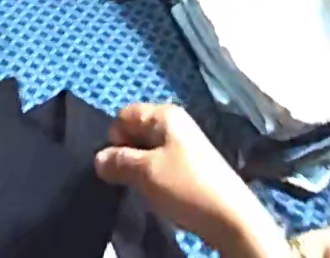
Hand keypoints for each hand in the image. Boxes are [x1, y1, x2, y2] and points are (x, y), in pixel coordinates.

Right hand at [94, 103, 288, 257]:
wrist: (230, 216)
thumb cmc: (185, 186)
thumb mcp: (146, 173)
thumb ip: (119, 162)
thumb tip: (98, 158)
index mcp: (164, 114)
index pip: (125, 114)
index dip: (113, 138)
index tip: (112, 166)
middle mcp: (174, 121)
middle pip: (137, 129)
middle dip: (125, 152)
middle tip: (123, 180)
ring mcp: (185, 142)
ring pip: (148, 148)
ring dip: (139, 167)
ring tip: (140, 189)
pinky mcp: (191, 163)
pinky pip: (161, 161)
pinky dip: (153, 175)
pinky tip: (157, 193)